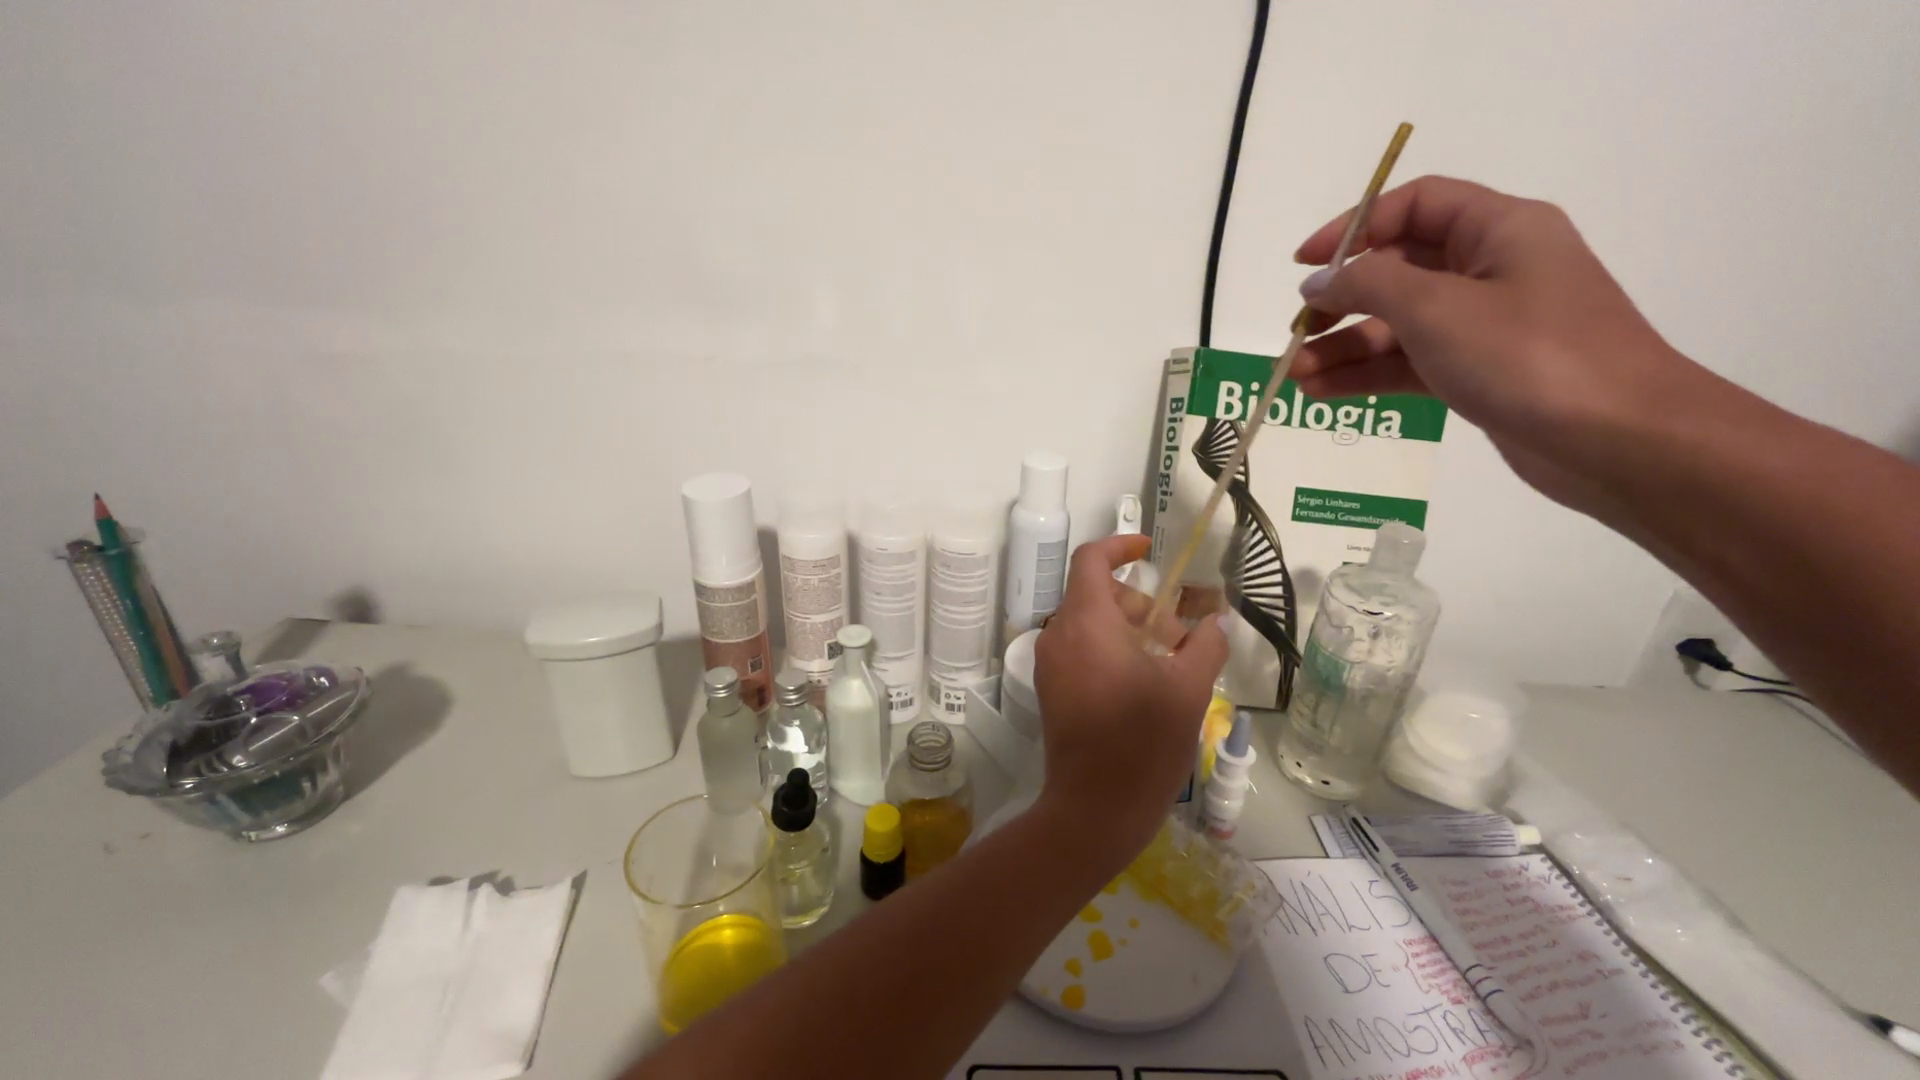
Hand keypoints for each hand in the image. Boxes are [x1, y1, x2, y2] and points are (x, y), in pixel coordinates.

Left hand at [1030, 535, 1228, 867]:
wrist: (1096, 808)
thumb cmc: (1144, 743)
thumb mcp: (1189, 688)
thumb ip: (1206, 643)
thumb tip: (1216, 619)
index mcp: (1086, 622)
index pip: (1092, 560)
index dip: (1120, 546)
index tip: (1151, 550)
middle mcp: (1059, 635)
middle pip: (1099, 594)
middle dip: (1144, 605)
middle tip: (1182, 639)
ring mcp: (1051, 664)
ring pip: (1092, 623)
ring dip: (1132, 630)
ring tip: (1171, 667)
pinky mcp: (1052, 689)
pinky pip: (1082, 650)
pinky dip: (1112, 651)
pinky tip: (1146, 685)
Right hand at [1292, 176, 1705, 512]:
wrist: (1618, 439)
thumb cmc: (1529, 355)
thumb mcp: (1437, 308)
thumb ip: (1368, 286)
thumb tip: (1318, 282)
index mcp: (1499, 229)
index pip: (1414, 205)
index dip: (1353, 226)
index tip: (1304, 264)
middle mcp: (1493, 268)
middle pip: (1400, 268)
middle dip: (1342, 300)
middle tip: (1298, 330)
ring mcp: (1487, 324)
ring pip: (1399, 323)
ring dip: (1346, 346)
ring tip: (1297, 376)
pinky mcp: (1481, 372)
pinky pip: (1411, 362)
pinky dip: (1368, 374)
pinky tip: (1324, 392)